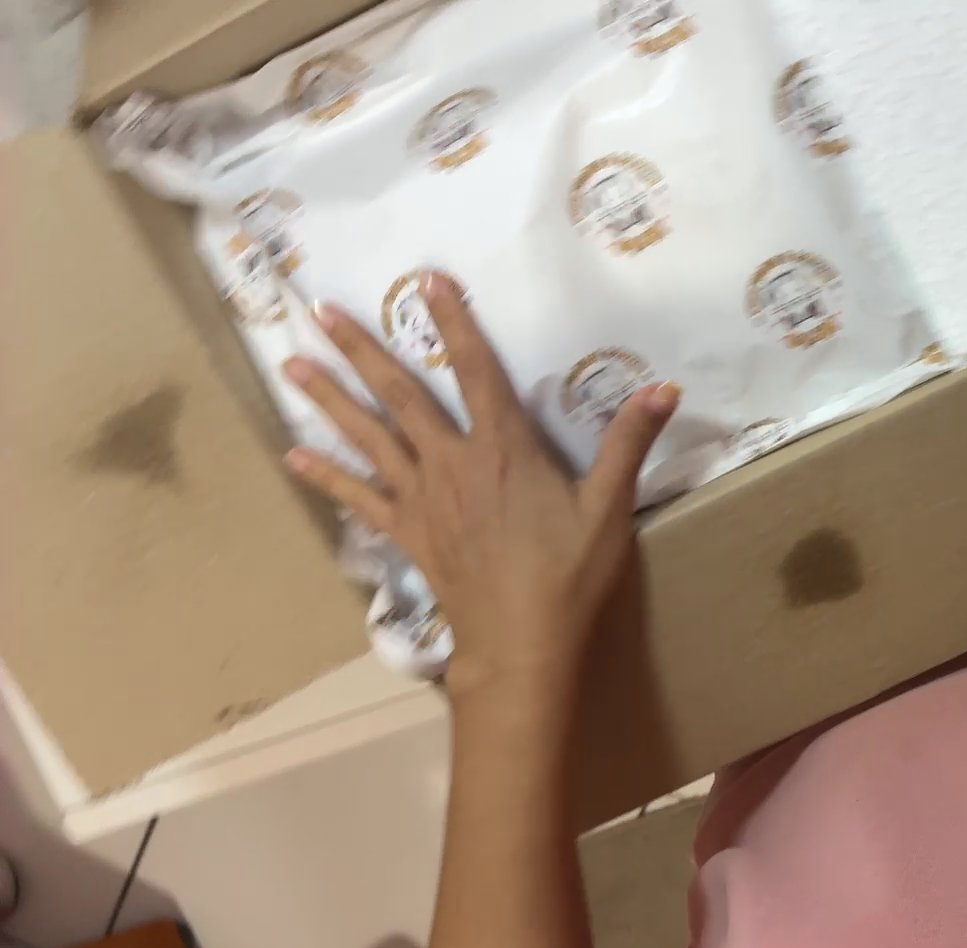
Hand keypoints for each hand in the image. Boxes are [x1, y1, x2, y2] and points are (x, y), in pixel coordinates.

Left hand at [281, 273, 678, 701]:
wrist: (522, 639)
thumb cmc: (570, 570)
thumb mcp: (611, 505)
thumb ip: (629, 443)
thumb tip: (665, 388)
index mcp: (504, 450)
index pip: (476, 372)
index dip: (455, 323)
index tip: (429, 280)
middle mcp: (453, 463)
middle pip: (402, 397)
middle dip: (364, 350)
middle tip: (322, 310)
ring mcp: (423, 499)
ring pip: (369, 438)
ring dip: (332, 399)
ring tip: (293, 362)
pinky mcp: (408, 534)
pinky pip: (361, 497)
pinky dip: (329, 476)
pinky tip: (295, 457)